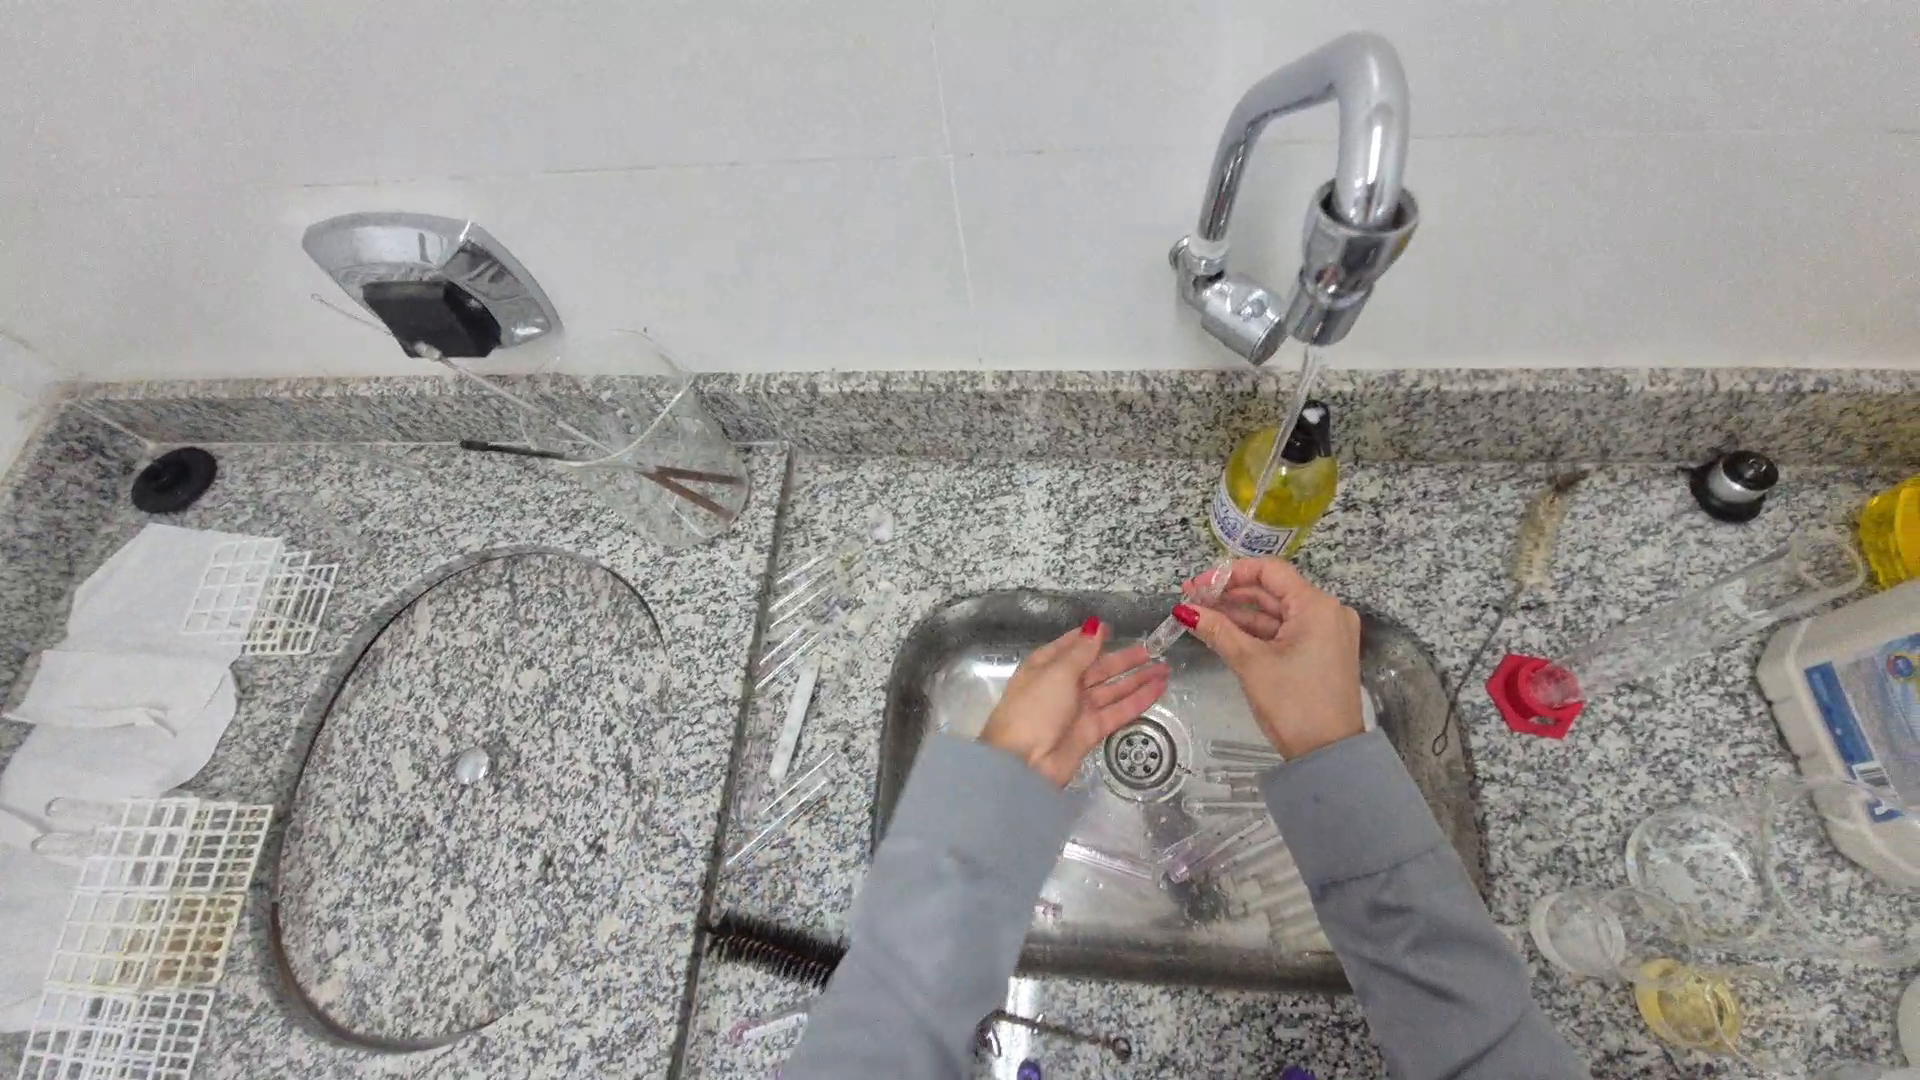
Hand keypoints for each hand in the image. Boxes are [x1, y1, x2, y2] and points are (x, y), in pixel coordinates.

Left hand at [980, 618, 1170, 785]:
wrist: (1023, 763)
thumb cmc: (1034, 709)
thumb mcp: (1056, 673)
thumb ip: (1081, 652)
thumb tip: (1095, 626)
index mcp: (1046, 666)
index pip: (1072, 647)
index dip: (1092, 638)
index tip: (1112, 628)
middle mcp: (1063, 685)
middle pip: (1098, 668)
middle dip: (1124, 658)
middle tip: (1153, 648)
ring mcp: (1078, 709)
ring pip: (1112, 689)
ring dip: (1137, 679)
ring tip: (1165, 667)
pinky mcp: (1092, 731)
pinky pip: (1118, 711)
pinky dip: (1138, 700)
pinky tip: (1158, 688)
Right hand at [1172, 558, 1363, 758]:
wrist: (1329, 755)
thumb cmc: (1293, 703)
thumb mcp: (1251, 662)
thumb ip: (1217, 630)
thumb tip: (1184, 610)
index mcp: (1317, 606)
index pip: (1269, 570)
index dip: (1230, 573)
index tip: (1198, 586)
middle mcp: (1326, 612)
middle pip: (1271, 590)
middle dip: (1229, 594)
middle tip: (1190, 600)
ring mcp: (1324, 633)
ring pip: (1273, 612)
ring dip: (1237, 613)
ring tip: (1199, 615)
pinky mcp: (1319, 651)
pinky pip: (1281, 630)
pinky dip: (1253, 630)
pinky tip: (1221, 631)